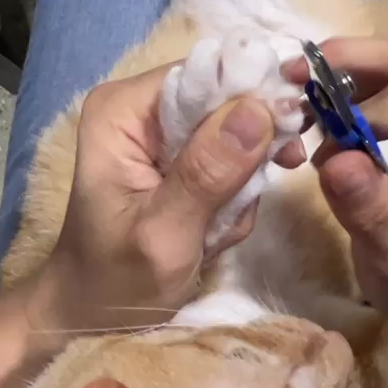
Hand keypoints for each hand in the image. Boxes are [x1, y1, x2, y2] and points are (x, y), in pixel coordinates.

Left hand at [22, 62, 281, 344]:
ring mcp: (164, 130)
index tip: (293, 127)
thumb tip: (258, 109)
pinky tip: (221, 225)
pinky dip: (240, 190)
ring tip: (225, 223)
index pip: (204, 72)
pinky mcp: (182, 154)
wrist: (94, 315)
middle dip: (251, 147)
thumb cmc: (115, 281)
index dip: (252, 92)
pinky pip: (234, 154)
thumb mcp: (163, 234)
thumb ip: (207, 173)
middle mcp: (143, 106)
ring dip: (246, 178)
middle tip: (256, 190)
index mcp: (123, 110)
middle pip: (226, 95)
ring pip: (238, 127)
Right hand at [283, 37, 387, 328]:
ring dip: (357, 64)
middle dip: (352, 59)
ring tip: (313, 92)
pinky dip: (367, 75)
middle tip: (296, 75)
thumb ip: (366, 209)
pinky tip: (338, 101)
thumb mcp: (386, 259)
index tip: (321, 148)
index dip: (354, 114)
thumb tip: (337, 160)